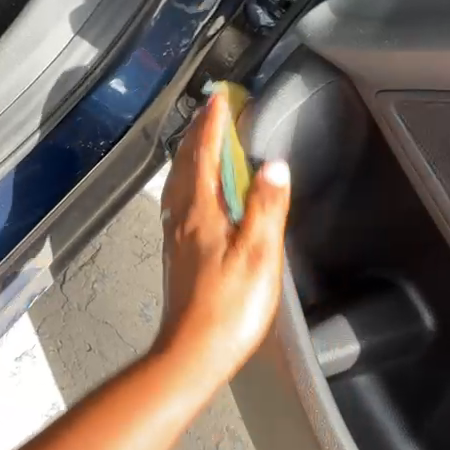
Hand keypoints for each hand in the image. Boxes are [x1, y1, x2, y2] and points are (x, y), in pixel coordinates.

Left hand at [153, 87, 291, 387]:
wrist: (192, 351)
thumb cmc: (228, 308)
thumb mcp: (259, 254)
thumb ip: (266, 207)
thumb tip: (273, 165)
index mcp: (201, 213)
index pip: (205, 156)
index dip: (212, 125)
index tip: (220, 98)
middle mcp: (181, 220)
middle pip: (185, 166)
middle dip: (197, 134)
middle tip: (210, 111)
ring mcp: (176, 239)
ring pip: (177, 184)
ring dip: (188, 157)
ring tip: (200, 142)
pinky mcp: (177, 257)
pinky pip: (177, 205)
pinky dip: (186, 184)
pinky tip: (192, 195)